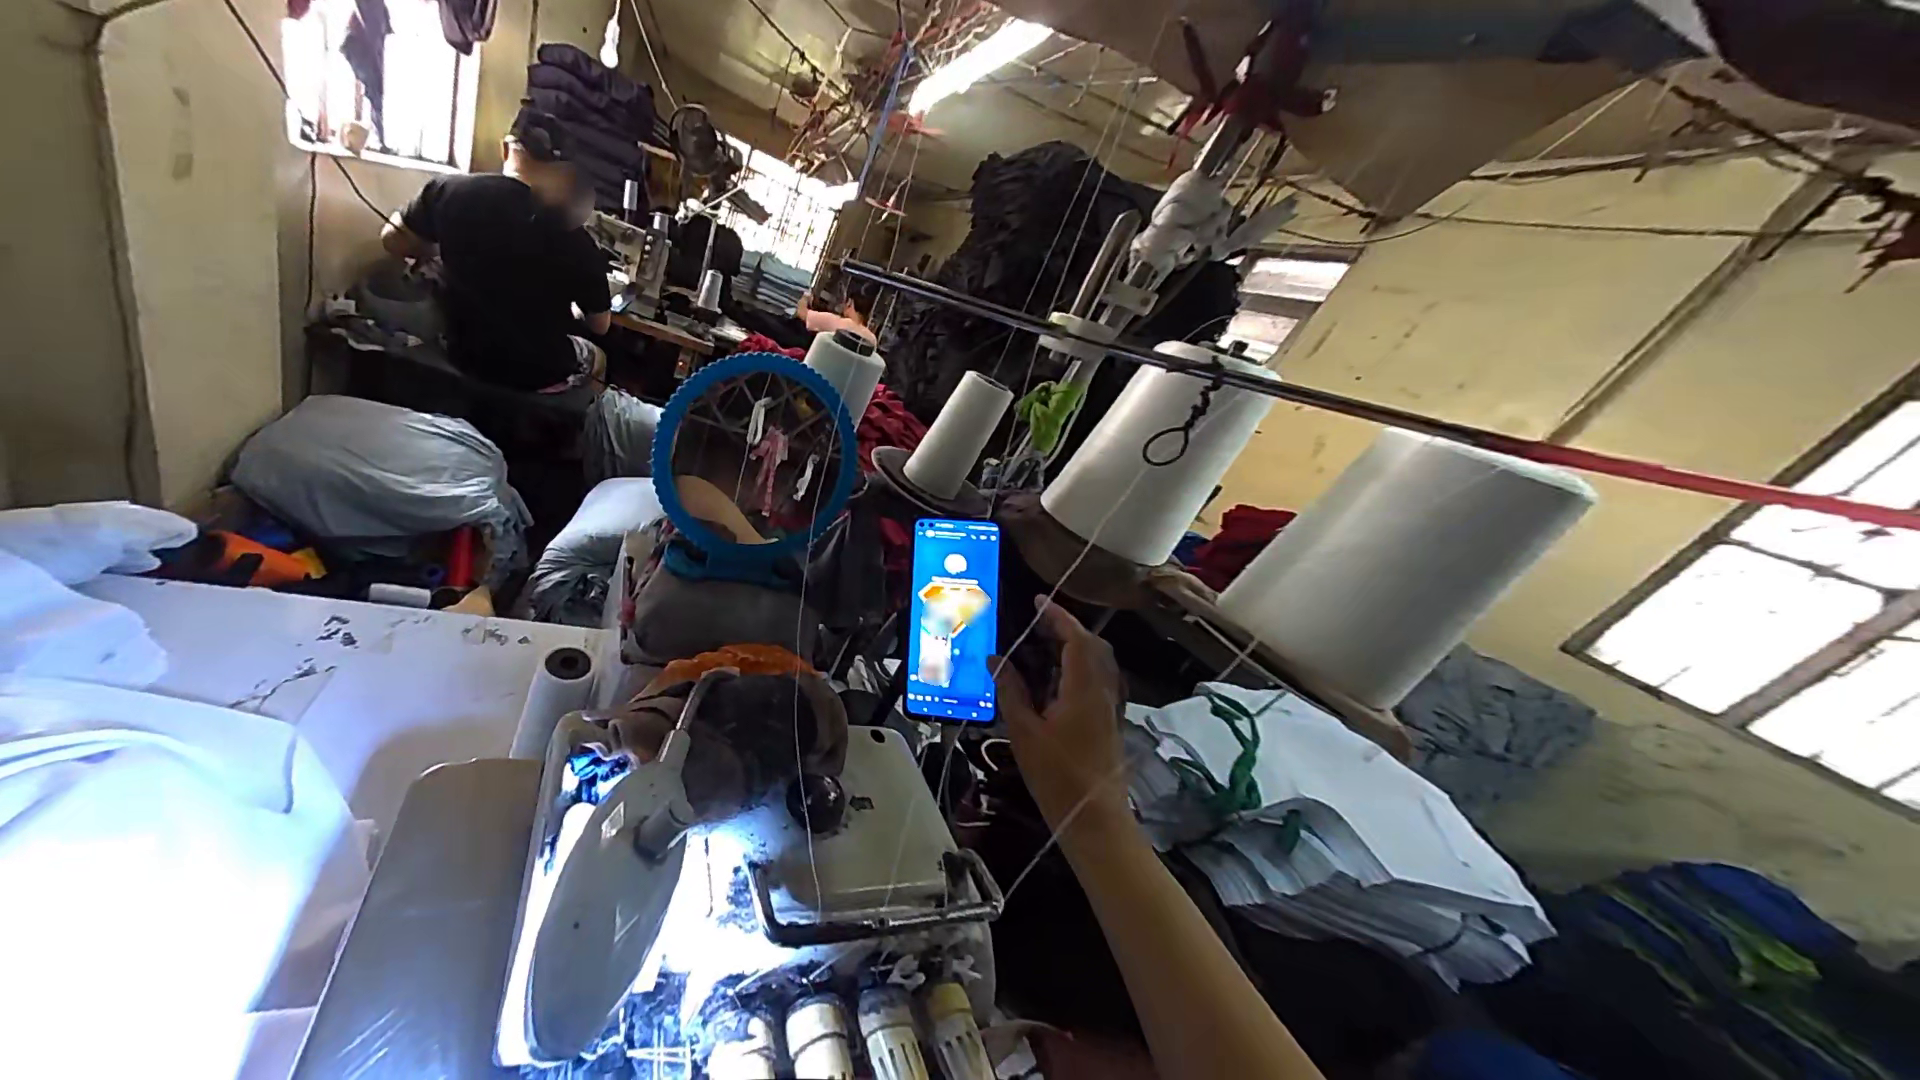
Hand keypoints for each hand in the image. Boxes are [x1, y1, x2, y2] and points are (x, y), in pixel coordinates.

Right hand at [992, 598, 1131, 836]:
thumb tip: (995, 659)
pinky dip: (1074, 669)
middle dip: (1064, 629)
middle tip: (1034, 625)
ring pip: (1094, 663)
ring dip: (1070, 648)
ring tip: (1037, 648)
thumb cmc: (1057, 775)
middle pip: (1090, 646)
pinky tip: (1050, 681)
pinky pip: (1094, 681)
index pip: (1076, 638)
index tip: (1037, 601)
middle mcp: (1102, 690)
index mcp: (1084, 688)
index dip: (1057, 616)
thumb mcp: (1024, 732)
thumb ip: (1011, 691)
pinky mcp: (1107, 720)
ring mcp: (1108, 706)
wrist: (1094, 819)